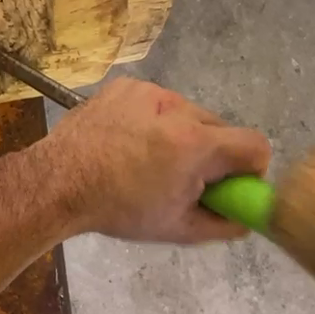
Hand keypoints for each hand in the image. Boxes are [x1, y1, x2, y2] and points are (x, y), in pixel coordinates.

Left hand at [35, 78, 271, 243]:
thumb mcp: (180, 228)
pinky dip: (154, 119)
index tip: (227, 187)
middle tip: (183, 178)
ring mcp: (145, 90)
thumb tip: (246, 216)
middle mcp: (174, 106)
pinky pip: (156, 102)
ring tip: (150, 159)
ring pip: (186, 113)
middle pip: (218, 128)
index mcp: (193, 142)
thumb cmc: (120, 208)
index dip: (248, 169)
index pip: (254, 144)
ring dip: (181, 134)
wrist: (60, 179)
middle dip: (211, 153)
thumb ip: (226, 223)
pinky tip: (130, 139)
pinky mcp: (123, 84)